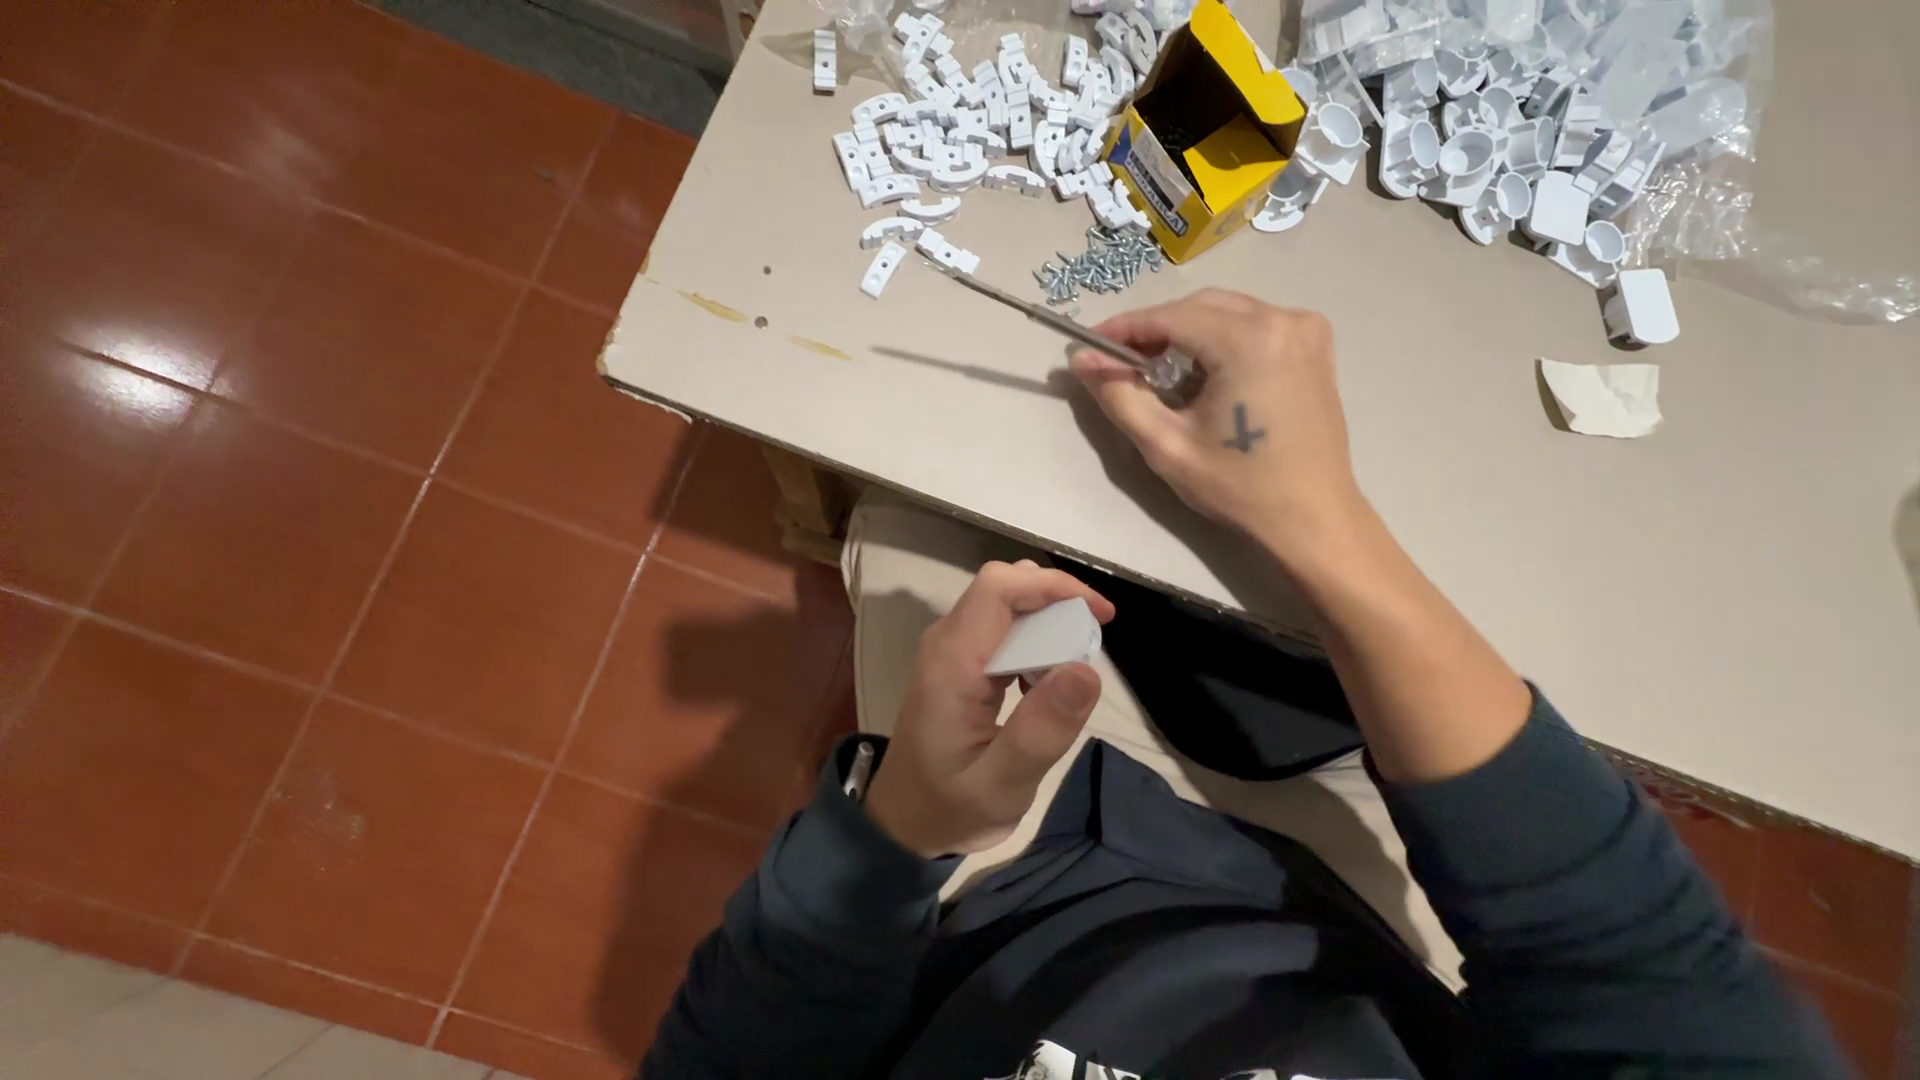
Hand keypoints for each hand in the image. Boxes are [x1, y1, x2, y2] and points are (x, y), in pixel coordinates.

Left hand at [863, 561, 1114, 857]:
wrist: (902, 821)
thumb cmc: (948, 808)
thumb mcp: (1000, 787)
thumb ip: (1040, 732)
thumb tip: (1086, 670)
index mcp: (952, 663)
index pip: (999, 589)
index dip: (1052, 586)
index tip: (1101, 615)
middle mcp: (946, 643)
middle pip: (1004, 589)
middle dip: (1056, 603)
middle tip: (1092, 646)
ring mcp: (949, 650)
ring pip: (1004, 605)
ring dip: (1048, 622)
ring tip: (1075, 668)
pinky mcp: (957, 662)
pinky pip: (1001, 629)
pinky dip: (1035, 641)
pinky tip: (1047, 683)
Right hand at [1070, 289, 1363, 560]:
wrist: (1311, 515)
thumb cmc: (1238, 486)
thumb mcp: (1166, 445)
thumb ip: (1119, 395)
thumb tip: (1082, 359)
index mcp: (1247, 341)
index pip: (1169, 316)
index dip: (1123, 328)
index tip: (1089, 345)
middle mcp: (1282, 319)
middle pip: (1199, 307)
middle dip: (1155, 329)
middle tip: (1121, 362)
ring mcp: (1305, 329)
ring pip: (1226, 311)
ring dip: (1187, 333)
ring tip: (1159, 371)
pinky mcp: (1314, 345)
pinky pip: (1254, 323)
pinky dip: (1221, 338)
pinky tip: (1205, 373)